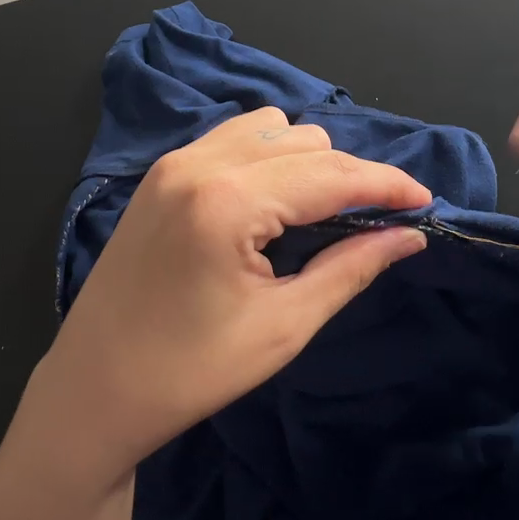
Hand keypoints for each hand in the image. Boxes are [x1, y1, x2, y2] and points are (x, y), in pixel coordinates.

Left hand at [43, 106, 432, 471]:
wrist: (93, 390)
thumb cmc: (190, 372)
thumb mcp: (283, 326)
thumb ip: (351, 269)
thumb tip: (409, 235)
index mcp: (229, 201)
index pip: (331, 174)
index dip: (387, 184)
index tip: (425, 202)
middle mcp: (201, 163)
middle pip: (307, 142)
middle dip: (352, 177)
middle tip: (376, 222)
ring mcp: (176, 161)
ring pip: (272, 128)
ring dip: (310, 160)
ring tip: (323, 211)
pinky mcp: (162, 172)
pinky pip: (235, 136)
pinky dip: (271, 154)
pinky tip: (276, 197)